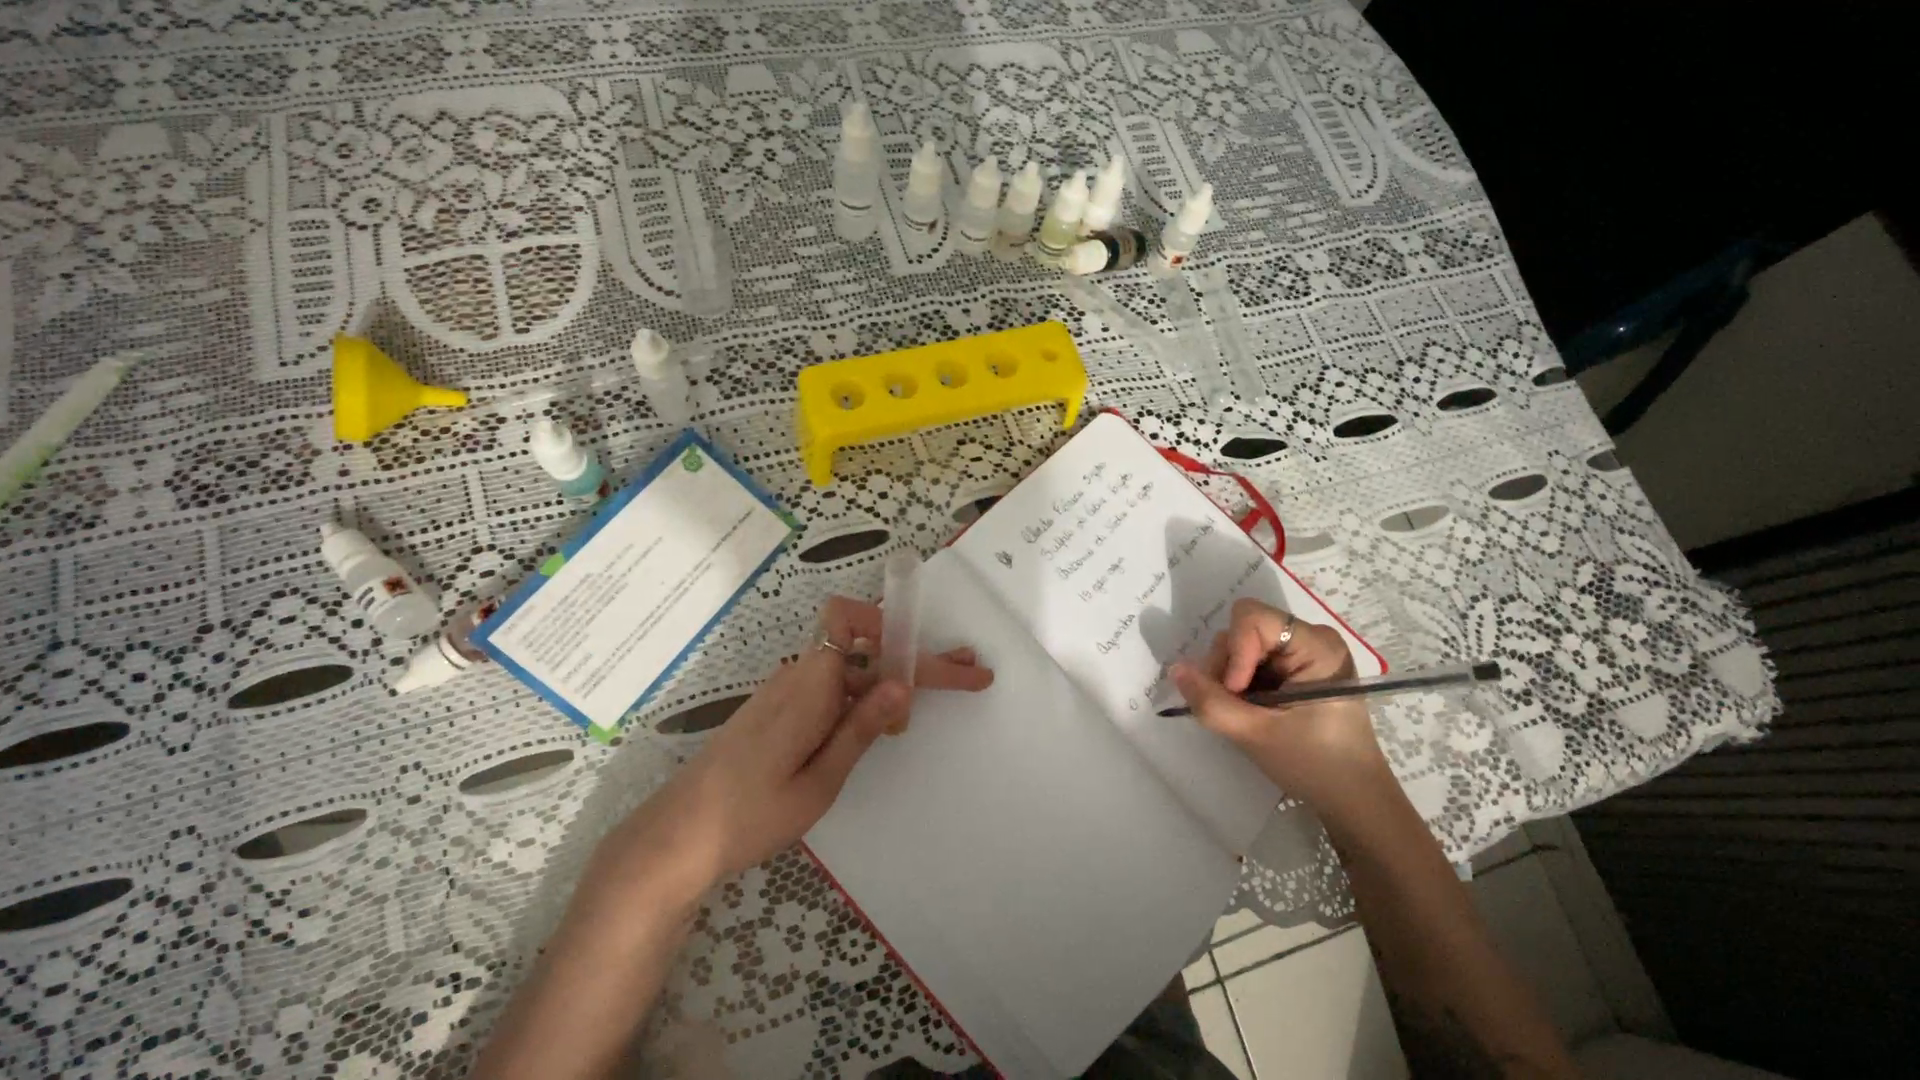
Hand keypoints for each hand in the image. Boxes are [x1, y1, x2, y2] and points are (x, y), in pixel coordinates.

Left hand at [596, 596, 993, 901]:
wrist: (681, 835)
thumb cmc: (752, 813)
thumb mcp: (819, 780)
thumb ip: (860, 727)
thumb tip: (903, 683)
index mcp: (809, 684)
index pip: (853, 622)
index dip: (894, 624)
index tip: (937, 655)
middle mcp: (797, 676)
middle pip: (864, 647)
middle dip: (917, 657)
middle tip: (971, 672)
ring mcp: (786, 693)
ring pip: (850, 669)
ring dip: (895, 676)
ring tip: (941, 693)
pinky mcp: (779, 712)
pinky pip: (832, 688)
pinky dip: (866, 695)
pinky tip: (886, 722)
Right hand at [1169, 598, 1390, 812]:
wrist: (1353, 797)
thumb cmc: (1315, 764)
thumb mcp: (1256, 736)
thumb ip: (1211, 703)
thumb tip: (1175, 669)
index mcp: (1316, 646)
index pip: (1251, 618)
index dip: (1233, 652)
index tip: (1237, 692)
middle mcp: (1311, 639)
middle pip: (1244, 629)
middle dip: (1227, 666)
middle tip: (1233, 707)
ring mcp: (1304, 653)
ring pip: (1243, 645)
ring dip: (1230, 676)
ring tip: (1244, 713)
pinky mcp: (1296, 669)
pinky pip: (1253, 660)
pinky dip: (1241, 682)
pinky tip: (1251, 710)